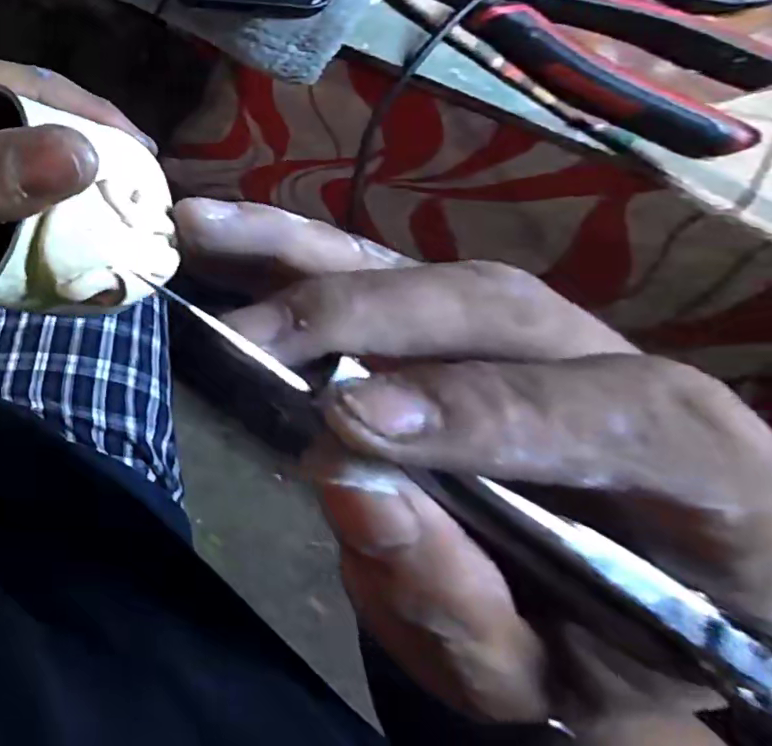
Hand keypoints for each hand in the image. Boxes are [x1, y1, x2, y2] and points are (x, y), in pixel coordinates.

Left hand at [0, 48, 143, 298]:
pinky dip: (28, 191)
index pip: (37, 83)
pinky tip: (55, 216)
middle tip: (133, 189)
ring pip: (18, 142)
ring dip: (58, 172)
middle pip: (33, 111)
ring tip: (106, 205)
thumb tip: (86, 156)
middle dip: (83, 148)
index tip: (145, 160)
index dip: (96, 118)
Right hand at [175, 198, 771, 734]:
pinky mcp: (430, 318)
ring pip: (413, 263)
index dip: (485, 410)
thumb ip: (454, 598)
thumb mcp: (527, 673)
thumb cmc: (572, 651)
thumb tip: (343, 479)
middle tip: (248, 341)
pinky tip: (207, 230)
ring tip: (196, 230)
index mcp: (706, 481)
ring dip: (291, 246)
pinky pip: (353, 263)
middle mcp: (608, 371)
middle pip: (497, 305)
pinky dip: (273, 245)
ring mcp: (514, 332)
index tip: (347, 420)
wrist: (578, 609)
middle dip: (358, 316)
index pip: (621, 415)